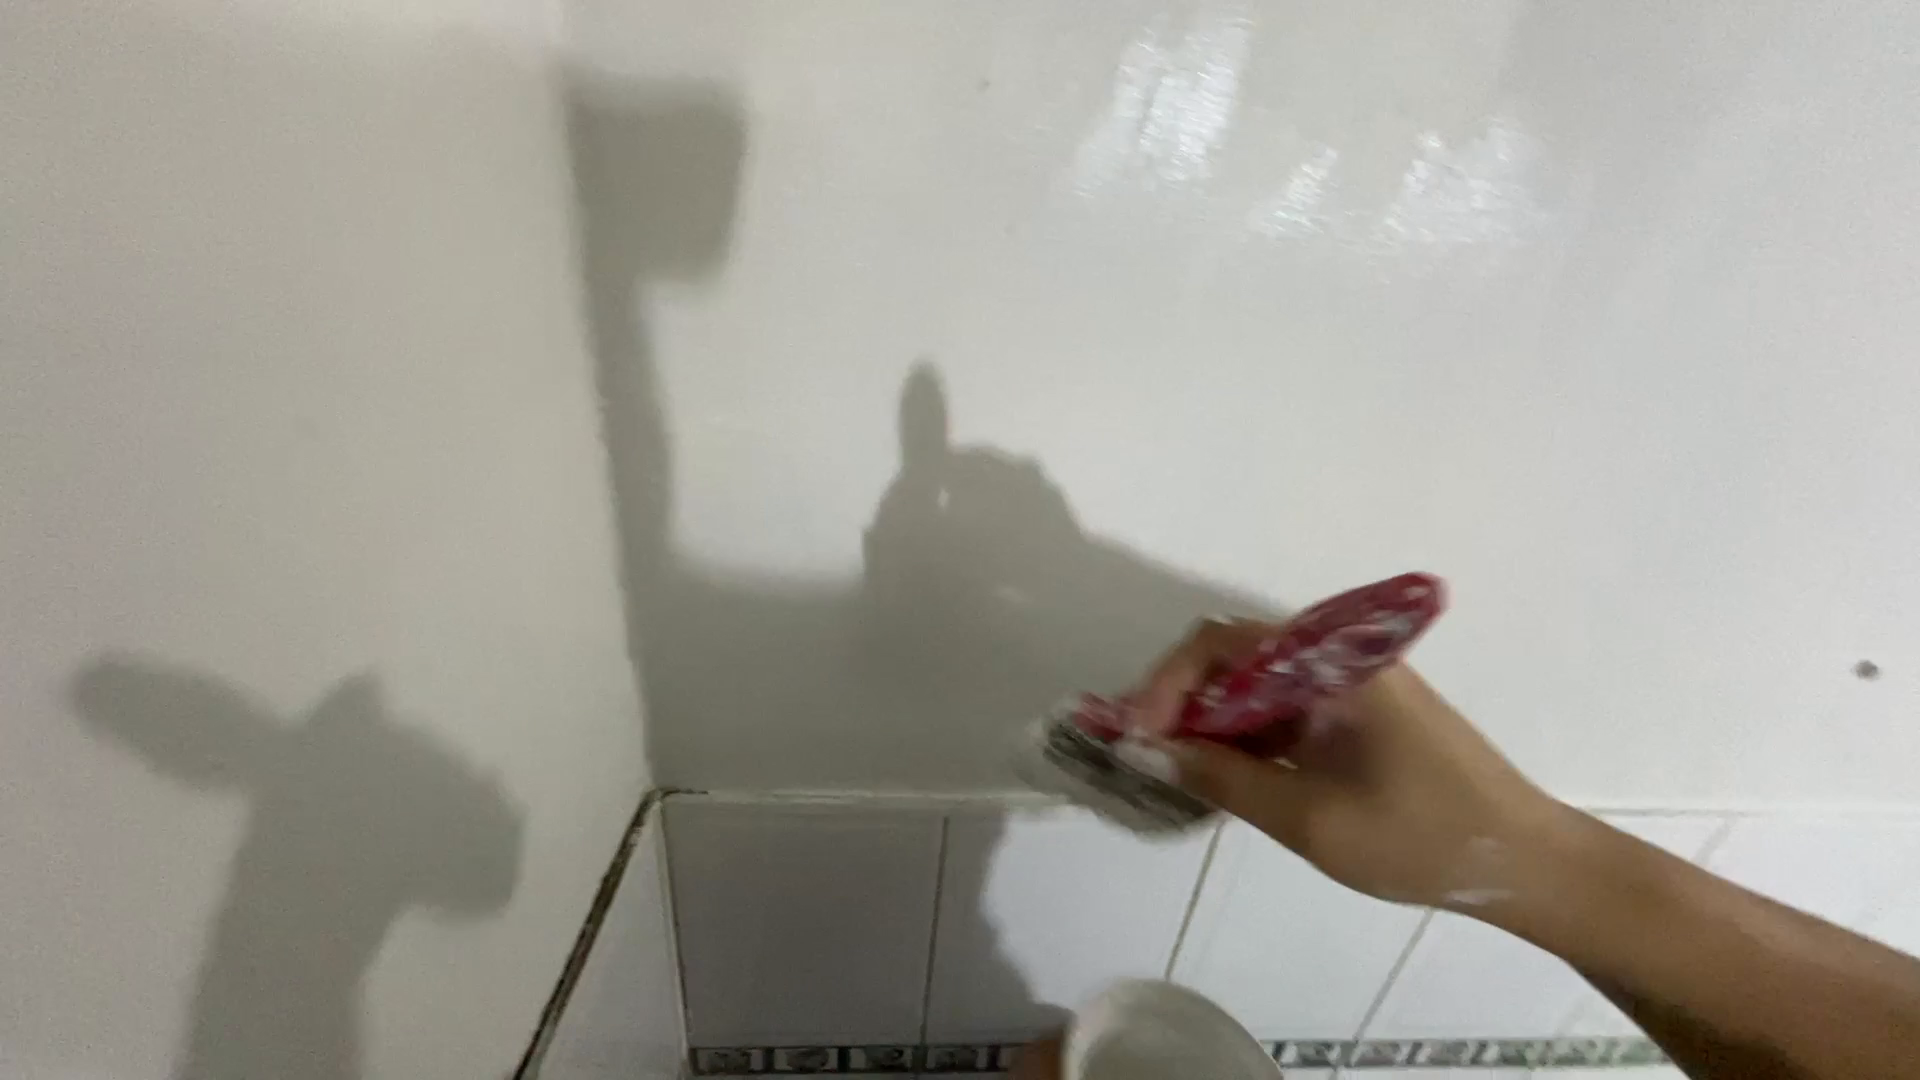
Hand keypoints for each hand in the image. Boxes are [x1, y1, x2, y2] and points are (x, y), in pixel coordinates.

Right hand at [1129, 618, 1571, 908]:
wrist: (1531, 867)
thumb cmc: (1421, 839)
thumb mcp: (1308, 818)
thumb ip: (1220, 778)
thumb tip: (1145, 751)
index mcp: (1330, 663)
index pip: (1221, 644)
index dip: (1167, 682)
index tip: (1139, 734)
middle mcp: (1334, 656)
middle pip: (1231, 656)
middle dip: (1180, 700)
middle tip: (1147, 750)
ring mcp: (1345, 681)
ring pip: (1250, 682)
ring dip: (1208, 719)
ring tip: (1175, 764)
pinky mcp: (1351, 708)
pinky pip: (1278, 706)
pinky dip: (1242, 733)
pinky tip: (1224, 770)